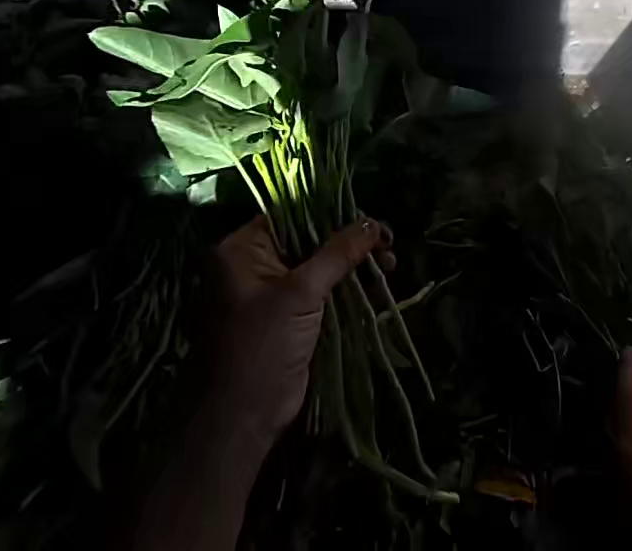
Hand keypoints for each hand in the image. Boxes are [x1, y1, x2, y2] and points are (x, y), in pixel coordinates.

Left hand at [135, 216, 388, 550]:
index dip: (333, 212)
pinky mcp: (292, 317)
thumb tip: (373, 222)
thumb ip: (338, 252)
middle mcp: (256, 264)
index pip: (293, 214)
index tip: (370, 217)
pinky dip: (350, 287)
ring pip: (323, 266)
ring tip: (390, 263)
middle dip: (351, 241)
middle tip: (387, 243)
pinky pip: (325, 291)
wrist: (241, 419)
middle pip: (312, 239)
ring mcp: (275, 293)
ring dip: (356, 264)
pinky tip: (379, 284)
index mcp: (244, 249)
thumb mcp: (301, 292)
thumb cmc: (261, 344)